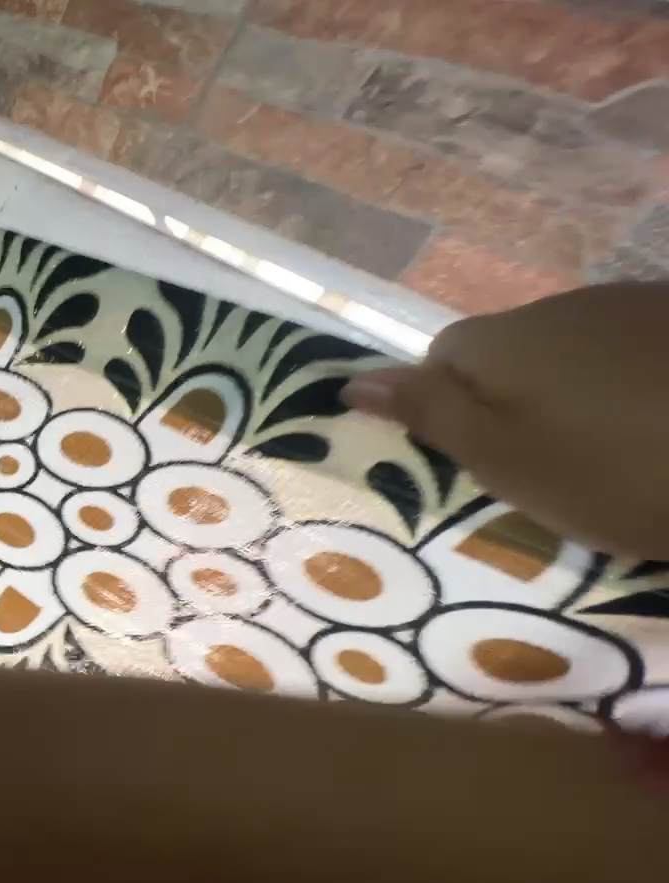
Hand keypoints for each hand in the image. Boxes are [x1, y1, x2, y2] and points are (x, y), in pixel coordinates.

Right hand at [343, 284, 668, 559]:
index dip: (448, 404)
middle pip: (513, 346)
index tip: (482, 453)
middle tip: (551, 459)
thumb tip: (352, 382)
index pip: (439, 356)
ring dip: (585, 385)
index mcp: (506, 338)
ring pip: (583, 345)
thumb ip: (427, 413)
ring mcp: (656, 302)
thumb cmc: (622, 471)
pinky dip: (650, 380)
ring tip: (626, 442)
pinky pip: (650, 346)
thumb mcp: (502, 459)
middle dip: (517, 392)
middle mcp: (572, 303)